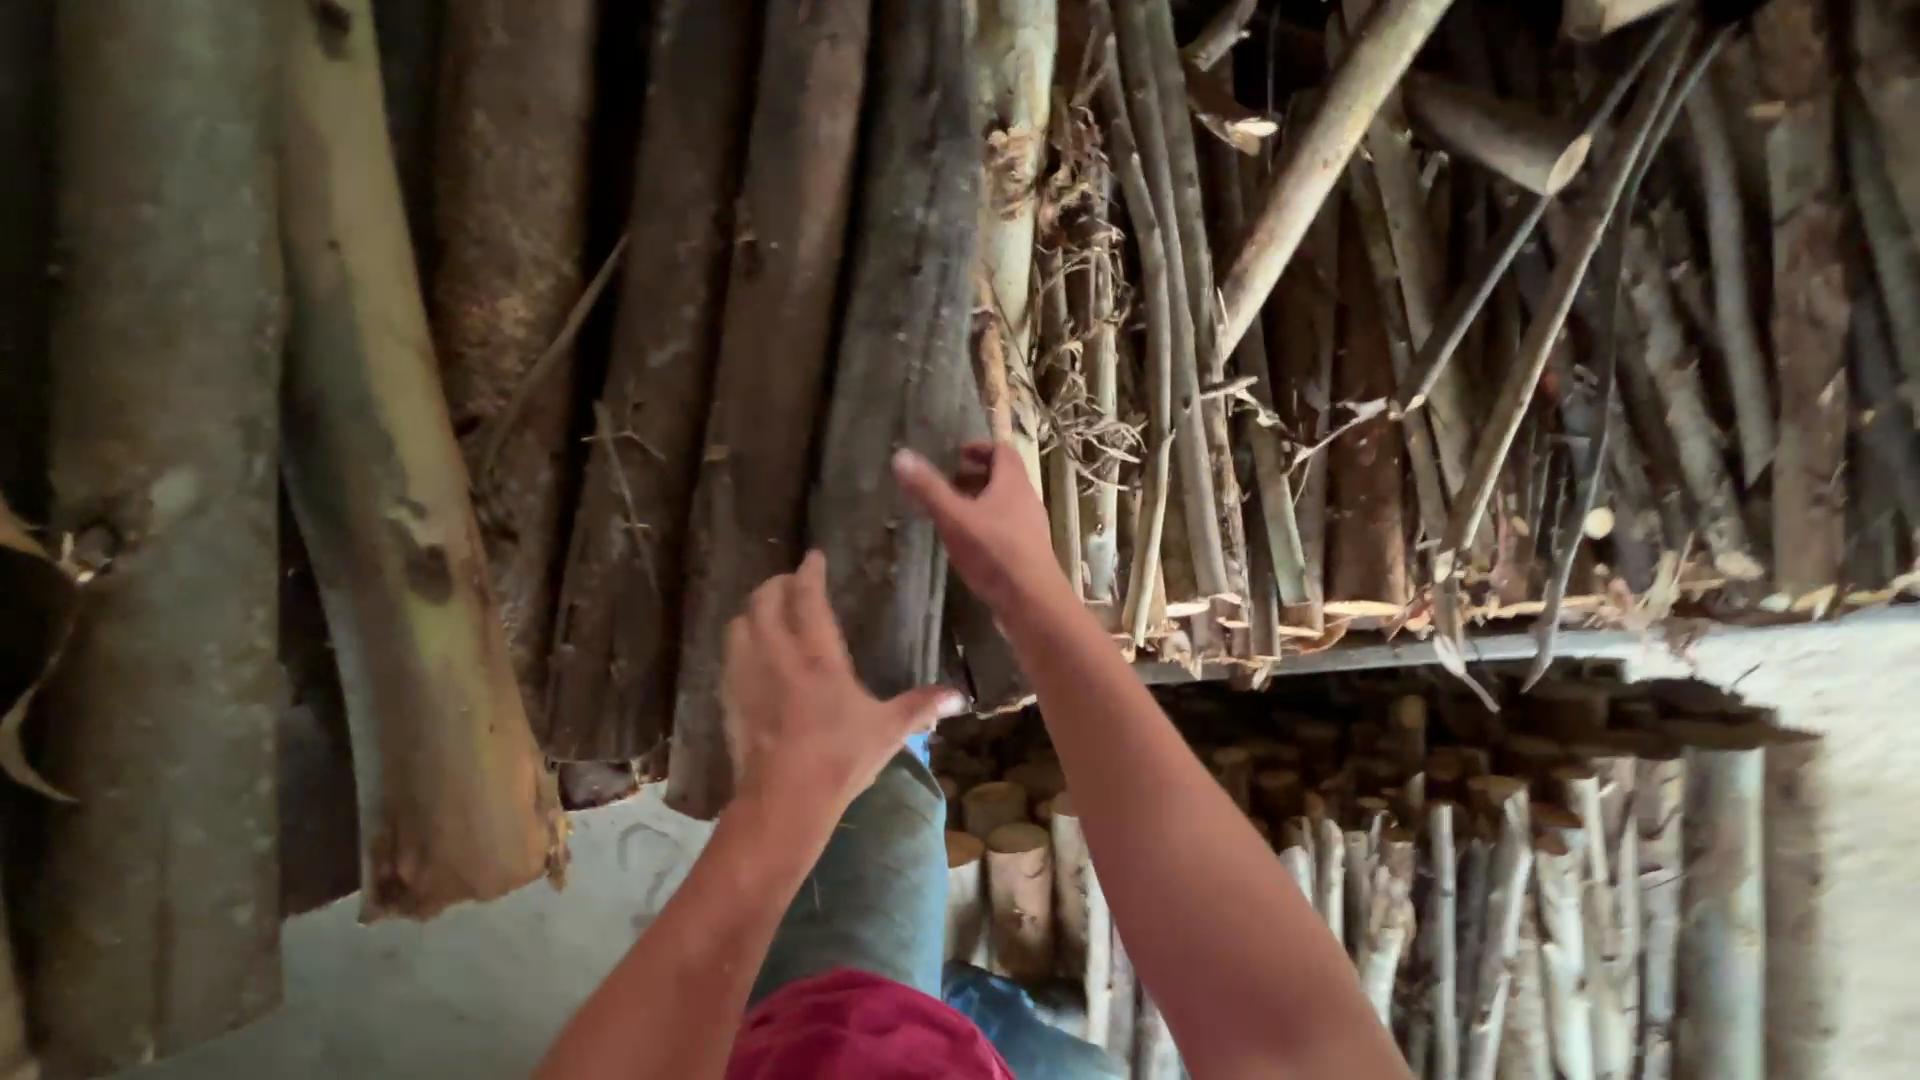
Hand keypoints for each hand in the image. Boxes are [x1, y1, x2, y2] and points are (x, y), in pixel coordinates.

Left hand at [722, 551, 966, 819]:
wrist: (783, 799)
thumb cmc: (840, 758)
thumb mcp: (888, 731)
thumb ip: (921, 707)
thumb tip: (959, 697)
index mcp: (818, 656)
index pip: (807, 598)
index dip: (809, 572)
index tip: (813, 557)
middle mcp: (777, 655)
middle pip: (764, 602)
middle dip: (776, 585)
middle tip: (791, 583)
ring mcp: (747, 676)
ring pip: (740, 624)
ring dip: (753, 611)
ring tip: (767, 613)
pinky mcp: (730, 700)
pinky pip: (730, 655)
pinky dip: (741, 643)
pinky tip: (752, 655)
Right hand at [892, 442, 1070, 615]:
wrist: (1031, 601)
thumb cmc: (994, 552)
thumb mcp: (954, 518)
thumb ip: (928, 488)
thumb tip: (901, 456)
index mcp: (1013, 484)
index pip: (1003, 451)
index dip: (981, 448)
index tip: (957, 455)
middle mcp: (1027, 501)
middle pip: (1004, 478)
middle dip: (976, 477)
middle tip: (949, 484)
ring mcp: (1031, 529)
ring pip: (1005, 506)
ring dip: (981, 503)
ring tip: (953, 514)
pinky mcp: (1029, 554)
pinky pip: (1007, 529)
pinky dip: (987, 527)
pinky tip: (968, 545)